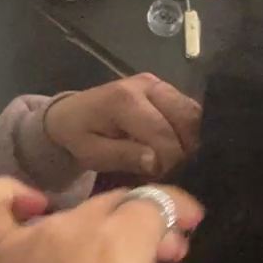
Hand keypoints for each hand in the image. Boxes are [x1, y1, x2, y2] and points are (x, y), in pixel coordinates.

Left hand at [0, 176, 204, 262]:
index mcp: (121, 242)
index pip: (156, 202)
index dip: (177, 212)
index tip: (188, 231)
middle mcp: (75, 226)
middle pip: (118, 203)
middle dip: (146, 222)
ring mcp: (30, 238)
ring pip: (74, 212)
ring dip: (101, 227)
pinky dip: (13, 196)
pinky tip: (33, 205)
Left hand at [44, 75, 201, 176]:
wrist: (70, 114)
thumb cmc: (79, 136)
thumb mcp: (92, 153)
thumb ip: (123, 156)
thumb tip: (156, 161)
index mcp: (125, 100)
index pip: (162, 133)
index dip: (169, 161)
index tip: (163, 178)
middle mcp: (146, 85)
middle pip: (186, 118)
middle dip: (186, 149)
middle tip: (176, 171)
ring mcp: (158, 83)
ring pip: (193, 112)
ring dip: (192, 139)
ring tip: (179, 160)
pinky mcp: (164, 87)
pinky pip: (189, 108)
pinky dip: (190, 130)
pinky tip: (180, 148)